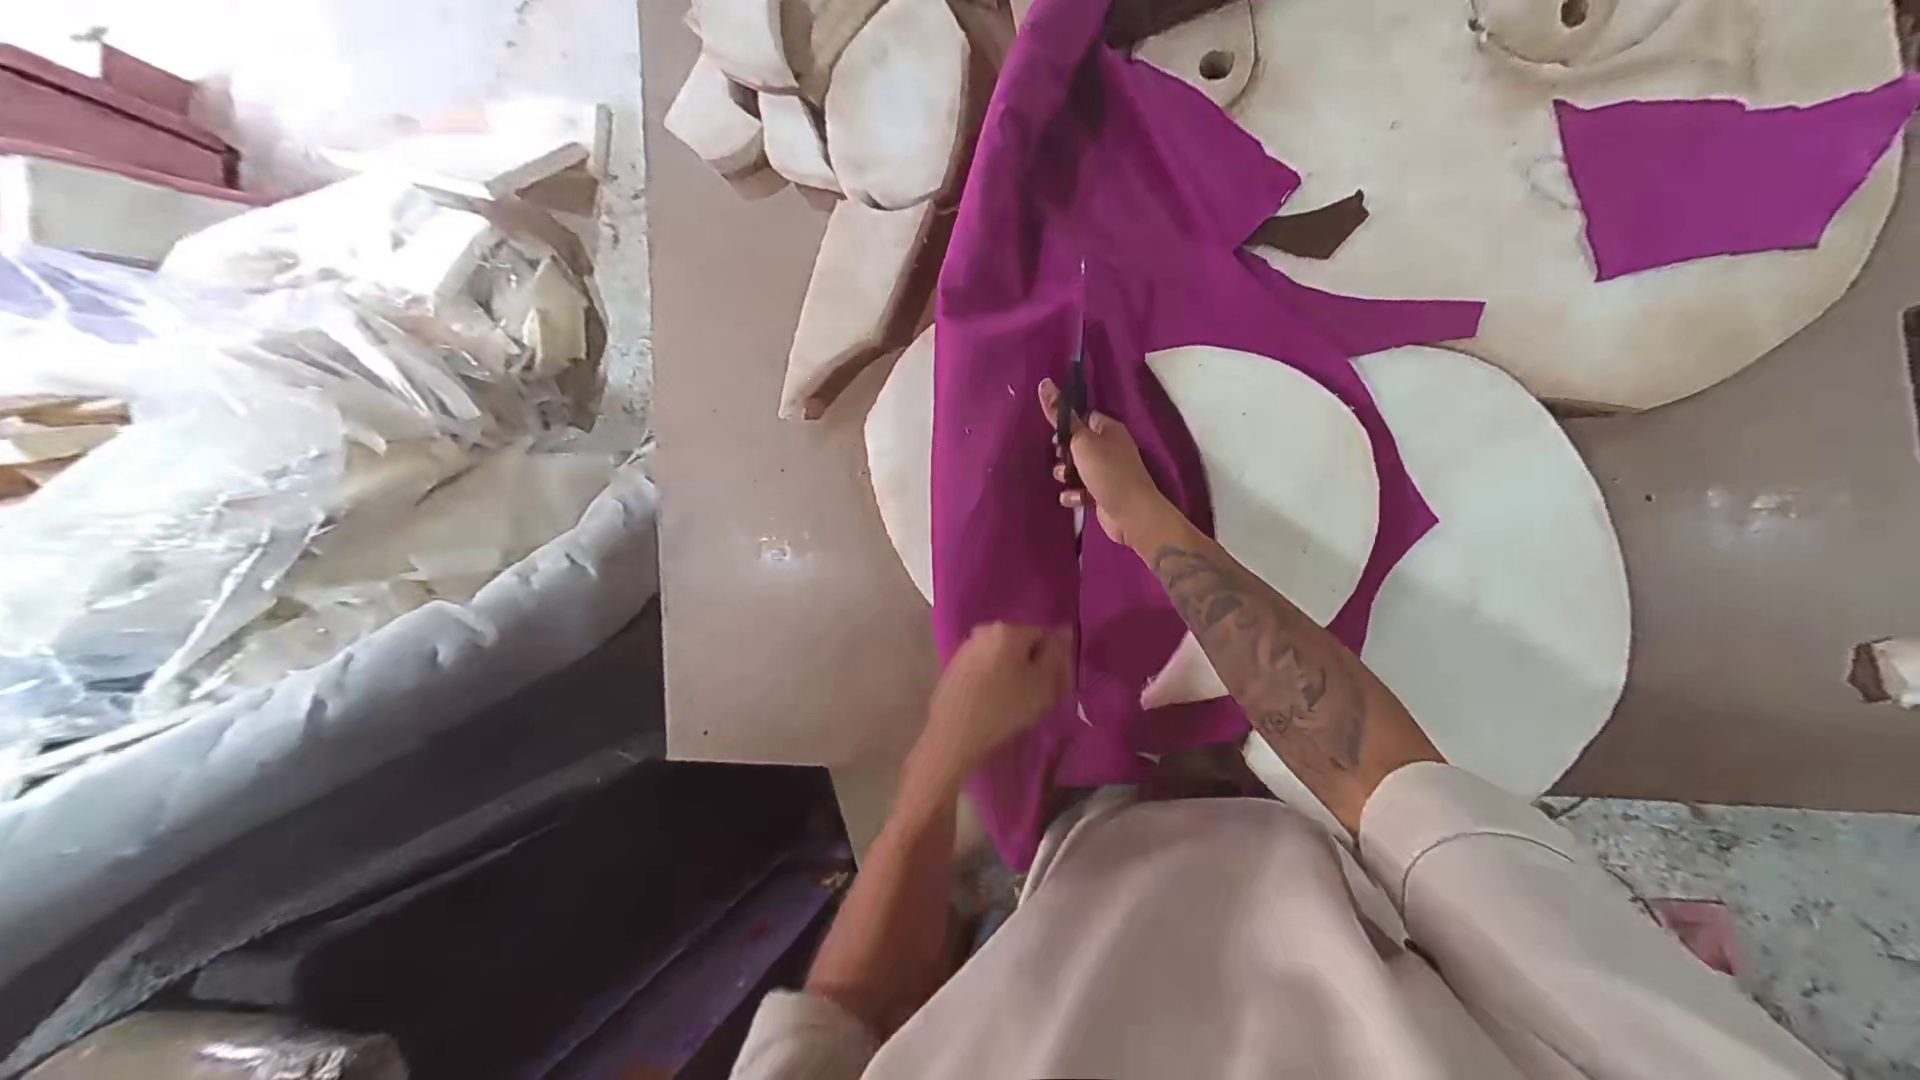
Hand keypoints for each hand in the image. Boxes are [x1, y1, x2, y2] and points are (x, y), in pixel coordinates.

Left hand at [909, 622, 1072, 790]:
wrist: (954, 734)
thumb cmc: (1004, 708)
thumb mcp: (1042, 683)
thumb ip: (1056, 652)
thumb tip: (1063, 630)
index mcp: (1008, 629)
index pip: (1043, 637)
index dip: (1050, 662)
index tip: (1049, 686)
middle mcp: (984, 630)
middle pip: (1020, 645)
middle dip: (1030, 665)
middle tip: (1033, 696)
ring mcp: (966, 647)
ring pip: (1001, 656)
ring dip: (1011, 673)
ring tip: (1012, 702)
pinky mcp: (954, 666)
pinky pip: (984, 666)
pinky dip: (992, 679)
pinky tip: (992, 701)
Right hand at [1038, 379, 1170, 548]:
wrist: (1131, 513)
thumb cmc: (1108, 472)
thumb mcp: (1081, 441)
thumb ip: (1061, 416)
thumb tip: (1044, 382)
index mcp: (1109, 429)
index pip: (1083, 418)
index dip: (1067, 426)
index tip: (1055, 435)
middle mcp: (1109, 447)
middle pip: (1076, 444)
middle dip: (1063, 454)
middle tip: (1060, 459)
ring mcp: (1106, 471)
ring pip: (1075, 468)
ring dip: (1065, 475)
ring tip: (1066, 480)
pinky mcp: (1102, 493)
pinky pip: (1080, 489)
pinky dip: (1074, 494)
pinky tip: (1073, 499)